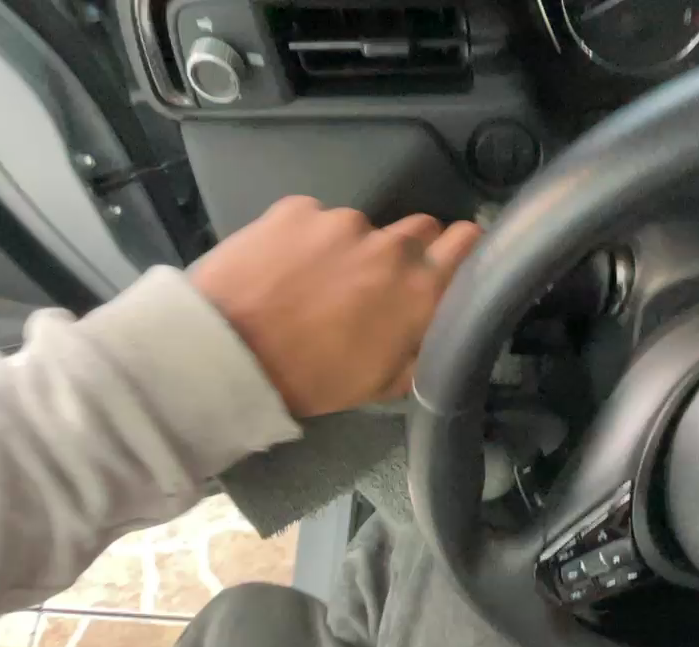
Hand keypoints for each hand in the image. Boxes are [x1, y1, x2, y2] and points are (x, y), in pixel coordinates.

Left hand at [189, 197, 482, 417]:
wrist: (229, 351)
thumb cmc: (313, 379)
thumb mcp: (384, 384)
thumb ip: (424, 350)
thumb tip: (440, 331)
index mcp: (419, 292)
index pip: (469, 241)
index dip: (466, 250)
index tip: (453, 264)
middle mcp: (390, 246)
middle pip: (423, 228)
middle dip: (413, 251)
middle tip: (385, 283)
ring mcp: (341, 222)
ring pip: (366, 228)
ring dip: (357, 249)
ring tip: (323, 282)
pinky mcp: (297, 208)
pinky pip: (319, 220)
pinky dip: (313, 239)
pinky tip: (291, 268)